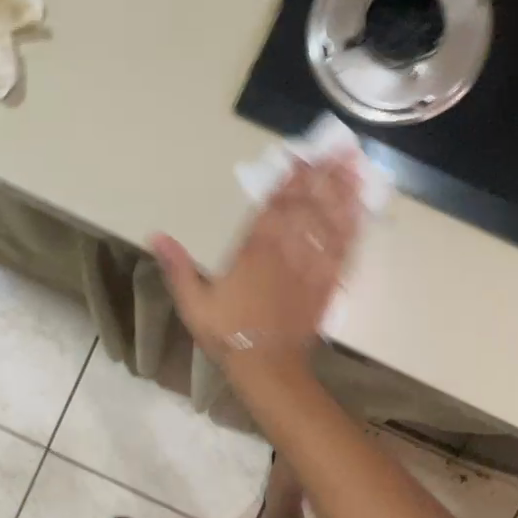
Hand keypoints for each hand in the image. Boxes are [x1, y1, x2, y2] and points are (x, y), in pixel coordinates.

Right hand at [151, 154, 364, 368]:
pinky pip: (344, 251)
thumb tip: (156, 235)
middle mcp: (287, 252)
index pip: (275, 206)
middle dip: (324, 176)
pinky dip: (353, 228)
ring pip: (331, 223)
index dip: (290, 180)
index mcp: (254, 252)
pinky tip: (361, 211)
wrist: (267, 368)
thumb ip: (178, 268)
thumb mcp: (194, 305)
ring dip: (344, 194)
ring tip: (356, 168)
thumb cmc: (228, 336)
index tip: (302, 156)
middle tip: (340, 148)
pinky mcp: (327, 286)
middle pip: (309, 207)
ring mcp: (311, 268)